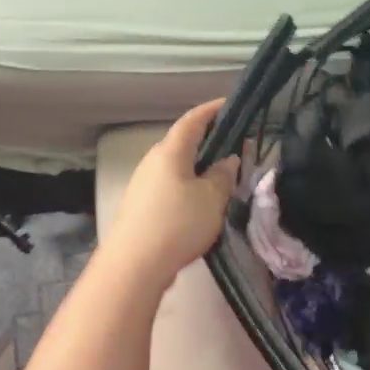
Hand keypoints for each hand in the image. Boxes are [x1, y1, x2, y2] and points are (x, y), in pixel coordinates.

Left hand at [97, 99, 240, 285]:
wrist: (134, 266)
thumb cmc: (177, 223)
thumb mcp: (212, 198)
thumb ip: (223, 176)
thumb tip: (227, 161)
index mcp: (170, 152)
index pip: (192, 120)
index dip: (211, 110)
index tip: (229, 104)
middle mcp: (153, 162)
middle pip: (183, 144)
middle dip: (209, 143)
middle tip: (235, 149)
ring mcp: (143, 185)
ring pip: (177, 167)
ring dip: (199, 168)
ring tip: (223, 180)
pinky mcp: (141, 207)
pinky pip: (170, 186)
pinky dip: (189, 186)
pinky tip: (201, 204)